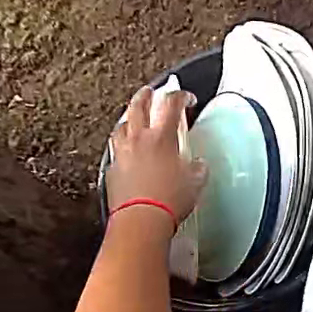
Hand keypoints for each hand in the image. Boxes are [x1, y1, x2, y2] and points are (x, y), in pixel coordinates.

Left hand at [106, 85, 207, 224]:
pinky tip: (124, 147)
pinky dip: (121, 142)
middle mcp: (139, 139)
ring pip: (122, 124)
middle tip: (151, 91)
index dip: (180, 96)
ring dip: (129, 116)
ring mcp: (122, 152)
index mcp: (162, 137)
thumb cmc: (168, 201)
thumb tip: (199, 165)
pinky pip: (115, 148)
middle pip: (138, 105)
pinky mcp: (113, 169)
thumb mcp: (195, 183)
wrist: (141, 220)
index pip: (171, 104)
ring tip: (133, 116)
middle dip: (147, 95)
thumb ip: (198, 168)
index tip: (186, 98)